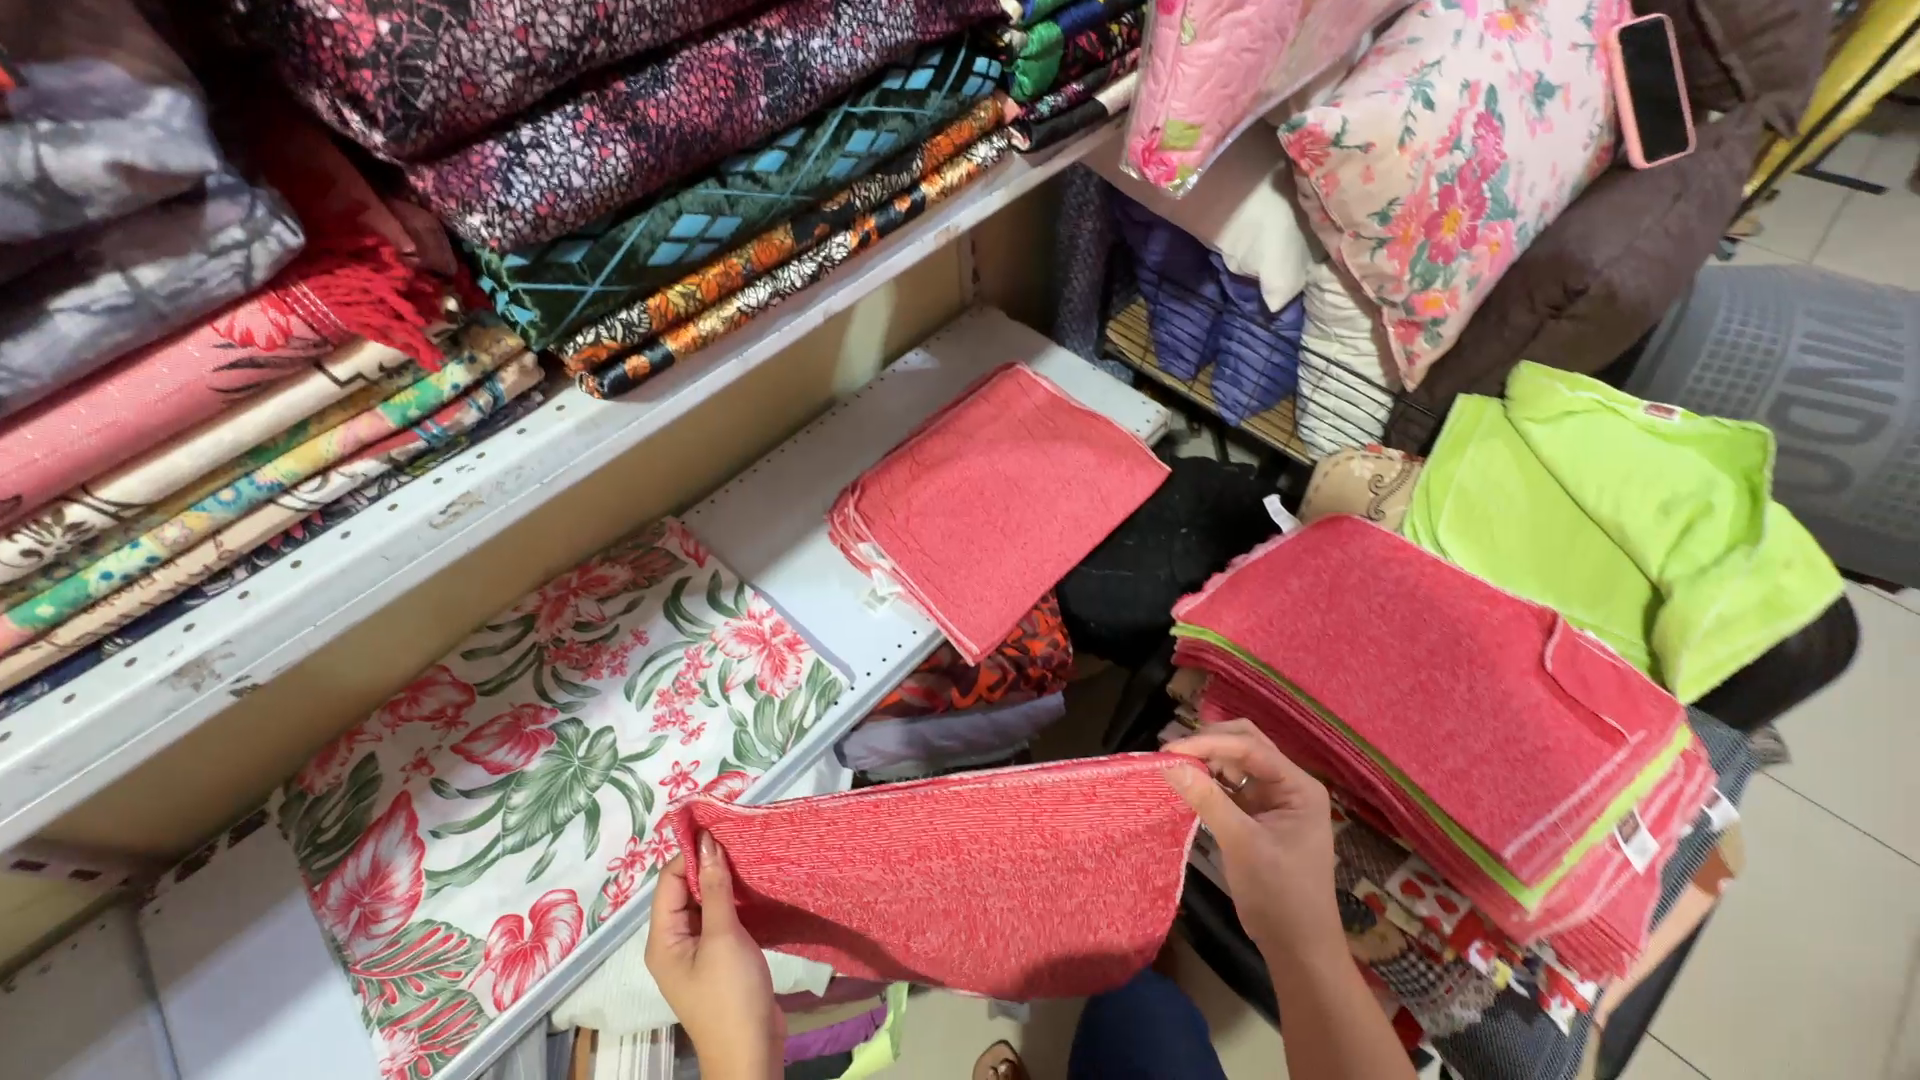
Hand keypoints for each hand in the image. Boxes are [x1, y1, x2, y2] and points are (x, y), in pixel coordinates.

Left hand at [645, 834, 783, 1079]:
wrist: (751, 1053)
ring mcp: (695, 954)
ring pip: (705, 905)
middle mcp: (673, 944)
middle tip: (741, 842)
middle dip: (710, 866)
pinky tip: (754, 890)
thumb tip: (707, 843)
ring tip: (751, 859)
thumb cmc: (730, 995)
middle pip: (685, 891)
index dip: (692, 855)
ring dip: (724, 884)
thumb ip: (716, 888)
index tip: (723, 831)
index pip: (670, 882)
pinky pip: (719, 922)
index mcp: (662, 940)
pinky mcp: (718, 961)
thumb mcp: (723, 937)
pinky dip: (734, 904)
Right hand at [1163, 719, 1342, 959]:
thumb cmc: (1280, 895)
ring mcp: (1274, 800)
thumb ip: (1207, 799)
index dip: (1208, 743)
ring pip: (1236, 762)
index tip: (1168, 751)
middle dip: (1208, 744)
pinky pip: (1231, 786)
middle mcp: (1289, 785)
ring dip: (1207, 761)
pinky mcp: (1258, 816)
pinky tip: (1187, 784)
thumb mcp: (1242, 844)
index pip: (1250, 747)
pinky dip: (1209, 782)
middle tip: (1170, 754)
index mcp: (1299, 787)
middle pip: (1246, 745)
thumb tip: (1169, 764)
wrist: (1298, 947)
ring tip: (1174, 767)